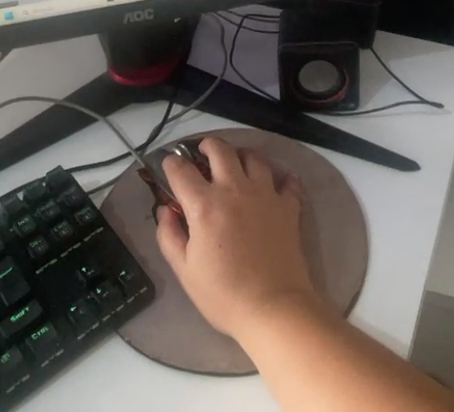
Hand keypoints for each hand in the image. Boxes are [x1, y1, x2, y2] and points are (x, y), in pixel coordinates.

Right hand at [153, 137, 318, 343]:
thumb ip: (170, 235)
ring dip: (241, 155)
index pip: (181, 170)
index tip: (169, 167)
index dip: (171, 164)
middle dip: (207, 146)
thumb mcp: (185, 270)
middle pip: (220, 150)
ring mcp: (265, 194)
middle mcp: (234, 189)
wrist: (273, 307)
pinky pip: (287, 181)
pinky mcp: (288, 206)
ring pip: (253, 157)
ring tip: (236, 164)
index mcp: (204, 205)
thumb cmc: (223, 294)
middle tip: (202, 153)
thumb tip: (165, 211)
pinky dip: (281, 178)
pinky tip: (275, 184)